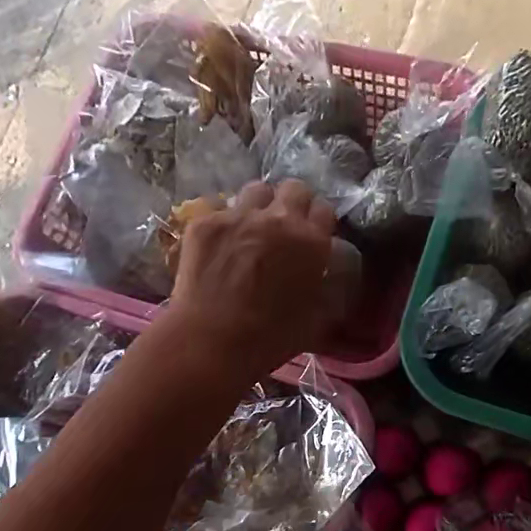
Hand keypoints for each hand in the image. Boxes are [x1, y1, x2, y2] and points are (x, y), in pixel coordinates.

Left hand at [159, 179, 336, 383]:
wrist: (211, 341)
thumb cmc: (270, 339)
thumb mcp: (316, 318)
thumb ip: (325, 286)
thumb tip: (324, 273)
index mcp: (312, 242)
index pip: (325, 209)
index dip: (318, 222)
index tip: (312, 236)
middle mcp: (279, 219)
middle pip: (294, 188)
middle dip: (293, 203)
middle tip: (284, 227)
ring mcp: (239, 216)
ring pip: (257, 190)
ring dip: (260, 206)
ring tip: (252, 228)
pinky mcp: (205, 222)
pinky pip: (221, 208)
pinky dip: (226, 223)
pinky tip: (220, 246)